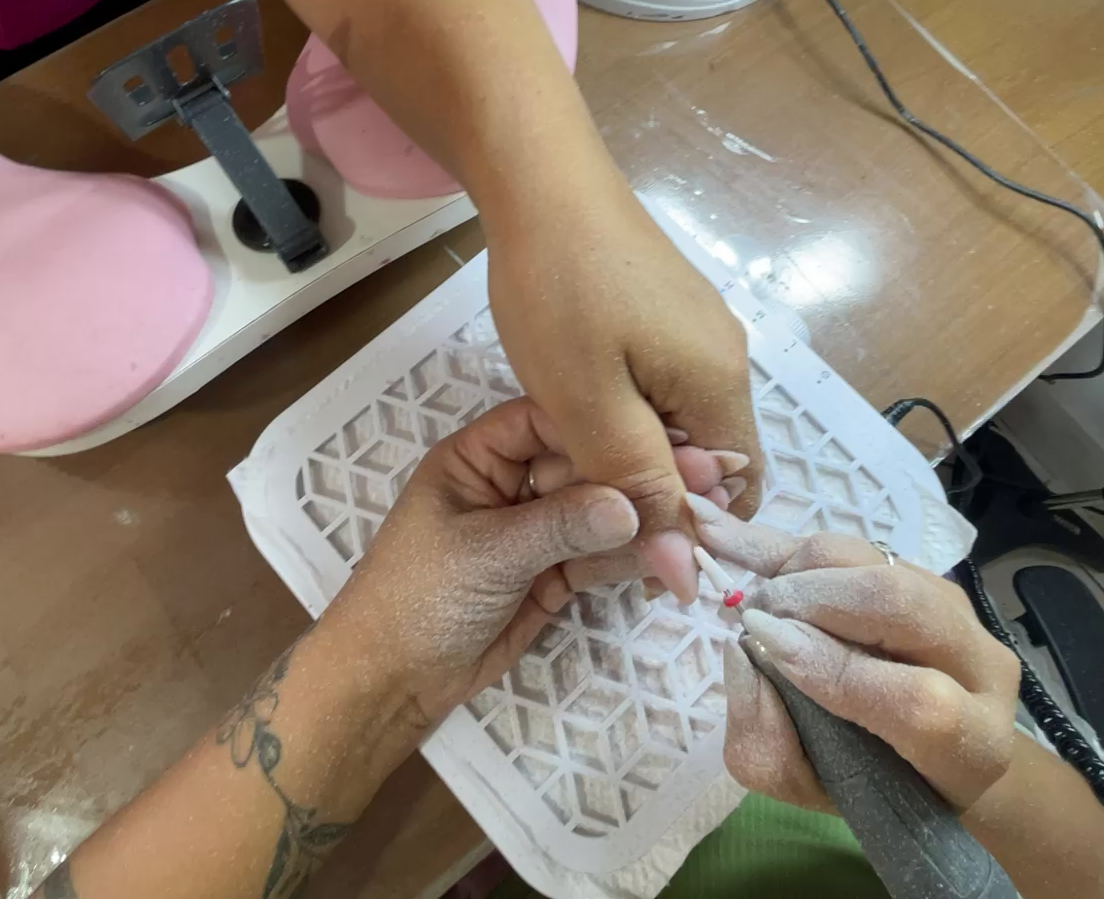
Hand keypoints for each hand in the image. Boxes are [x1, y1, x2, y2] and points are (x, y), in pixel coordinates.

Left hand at [319, 398, 743, 724]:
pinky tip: (676, 551)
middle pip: (586, 467)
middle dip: (641, 474)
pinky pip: (600, 555)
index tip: (668, 430)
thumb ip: (561, 525)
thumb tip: (635, 504)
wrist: (393, 681)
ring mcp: (537, 528)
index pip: (552, 421)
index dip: (607, 422)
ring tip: (709, 514)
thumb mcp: (487, 551)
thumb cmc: (419, 596)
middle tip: (710, 474)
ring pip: (601, 513)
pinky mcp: (553, 571)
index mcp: (480, 455)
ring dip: (648, 518)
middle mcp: (513, 482)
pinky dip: (634, 556)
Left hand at [486, 184, 760, 603]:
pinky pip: (660, 384)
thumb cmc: (561, 292)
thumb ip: (639, 483)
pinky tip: (577, 394)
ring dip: (630, 445)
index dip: (687, 527)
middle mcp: (726, 358)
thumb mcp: (588, 402)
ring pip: (678, 421)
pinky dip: (624, 407)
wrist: (541, 182)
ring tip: (568, 438)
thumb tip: (688, 572)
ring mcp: (697, 329)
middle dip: (650, 484)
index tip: (621, 533)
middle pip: (708, 456)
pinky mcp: (666, 312)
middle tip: (577, 480)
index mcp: (722, 384)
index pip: (737, 491)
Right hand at [688, 495, 1022, 812]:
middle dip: (807, 599)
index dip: (829, 668)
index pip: (915, 700)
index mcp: (971, 742)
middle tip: (752, 615)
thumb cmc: (868, 778)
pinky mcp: (910, 567)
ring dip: (795, 567)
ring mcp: (949, 605)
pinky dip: (774, 539)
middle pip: (897, 602)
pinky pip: (840, 542)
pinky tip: (716, 525)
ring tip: (754, 594)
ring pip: (867, 560)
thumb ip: (767, 745)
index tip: (761, 644)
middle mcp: (975, 663)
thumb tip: (741, 658)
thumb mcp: (814, 790)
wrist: (929, 747)